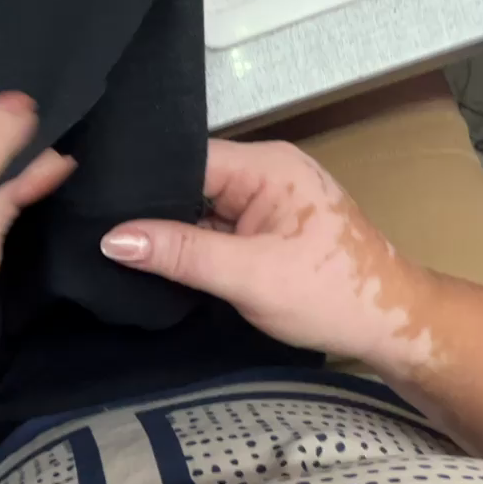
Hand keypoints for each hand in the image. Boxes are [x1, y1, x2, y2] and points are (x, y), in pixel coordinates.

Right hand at [100, 138, 440, 377]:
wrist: (386, 325)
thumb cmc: (329, 294)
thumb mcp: (247, 276)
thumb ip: (181, 254)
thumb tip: (113, 239)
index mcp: (266, 167)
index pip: (188, 159)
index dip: (144, 182)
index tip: (96, 204)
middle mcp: (263, 173)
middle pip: (190, 181)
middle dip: (150, 208)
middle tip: (96, 228)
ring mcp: (263, 202)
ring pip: (198, 208)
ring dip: (168, 230)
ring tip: (115, 245)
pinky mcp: (263, 229)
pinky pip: (213, 229)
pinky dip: (190, 247)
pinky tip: (155, 260)